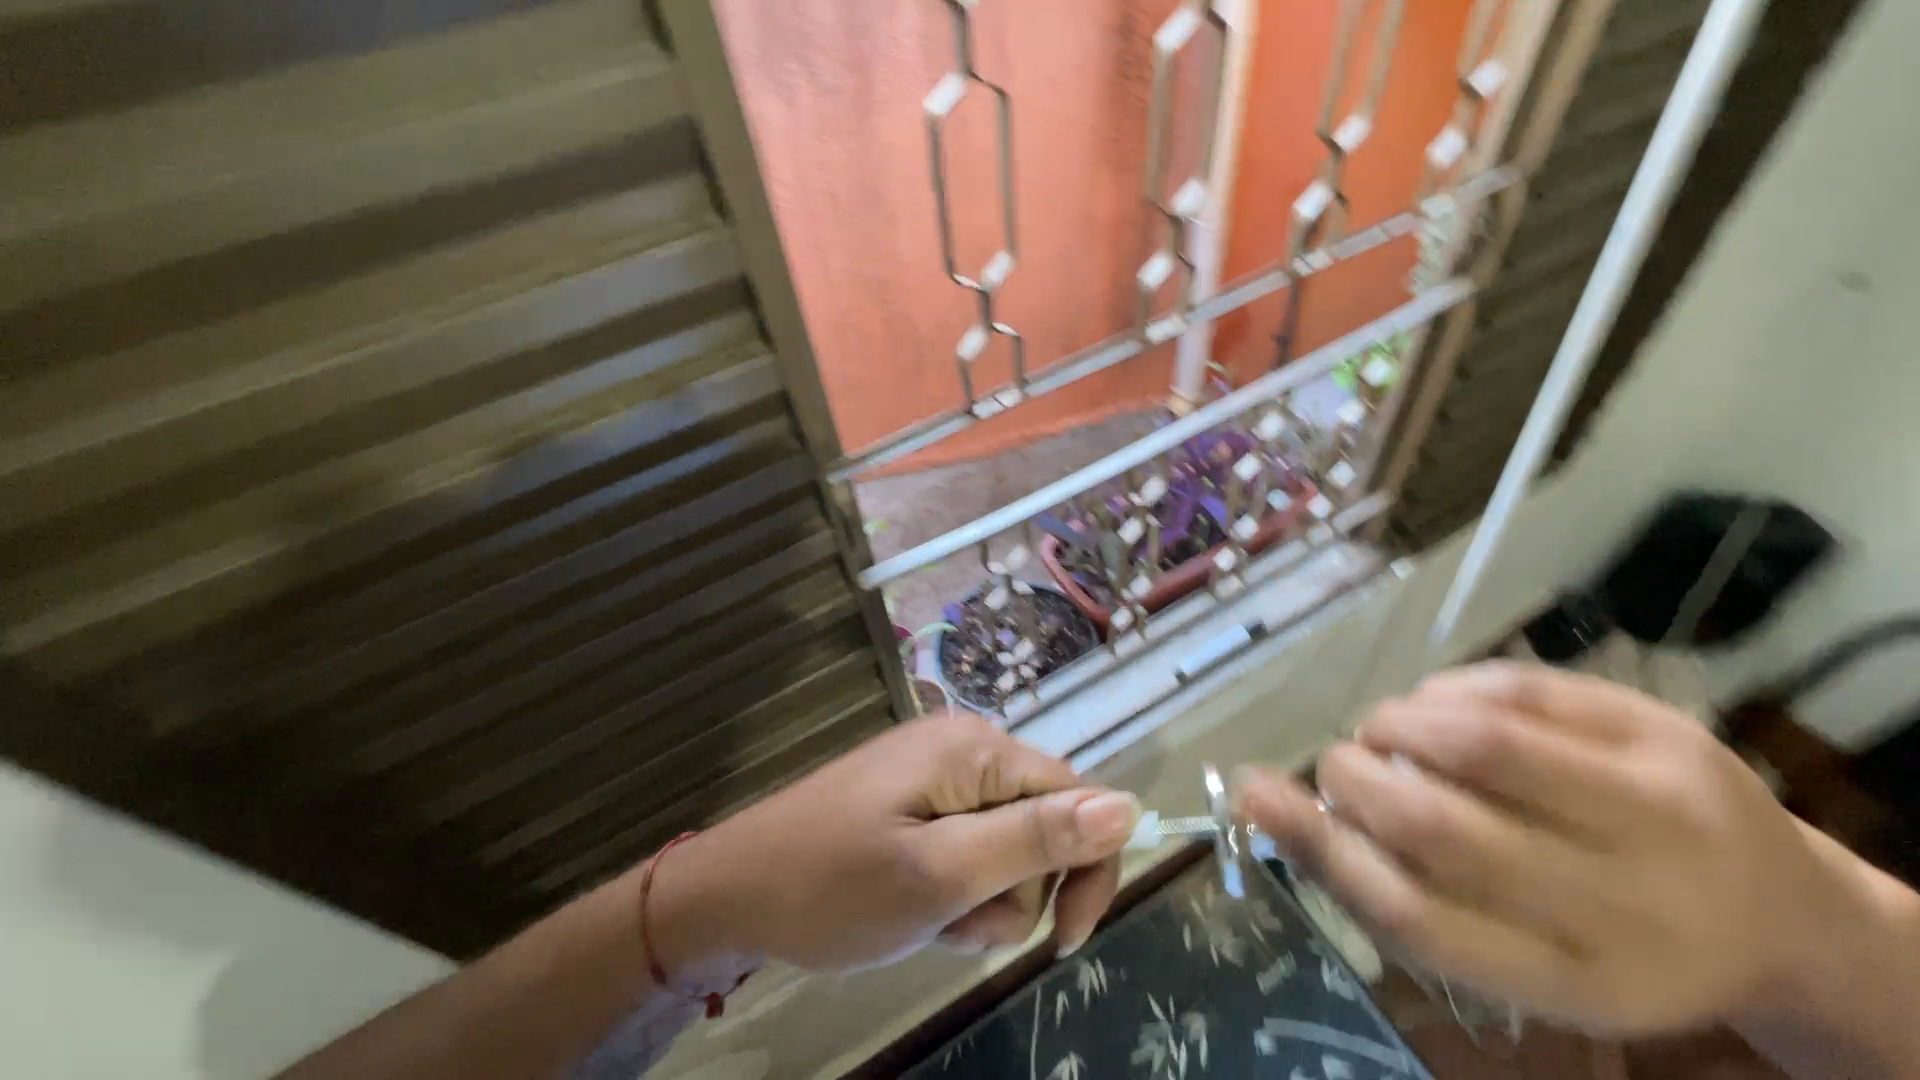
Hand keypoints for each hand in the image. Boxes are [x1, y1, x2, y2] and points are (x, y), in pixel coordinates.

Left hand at [648, 711, 1138, 979]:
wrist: (729, 895)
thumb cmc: (832, 888)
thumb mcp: (943, 874)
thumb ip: (1037, 839)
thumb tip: (1129, 806)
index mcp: (975, 750)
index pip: (1079, 797)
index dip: (1088, 869)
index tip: (1064, 942)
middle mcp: (962, 749)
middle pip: (1043, 825)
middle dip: (1017, 889)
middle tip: (958, 919)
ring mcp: (935, 777)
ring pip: (1007, 848)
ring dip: (982, 898)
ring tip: (927, 917)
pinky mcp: (915, 806)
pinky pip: (967, 850)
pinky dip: (954, 891)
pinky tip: (914, 909)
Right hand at [1236, 662, 1870, 1034]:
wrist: (1782, 917)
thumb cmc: (1612, 945)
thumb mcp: (1509, 952)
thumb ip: (1388, 888)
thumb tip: (1263, 798)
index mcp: (1576, 981)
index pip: (1413, 916)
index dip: (1320, 848)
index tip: (1258, 795)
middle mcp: (1628, 904)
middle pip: (1436, 824)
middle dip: (1352, 777)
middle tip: (1337, 766)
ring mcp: (1661, 808)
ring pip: (1474, 740)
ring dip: (1393, 723)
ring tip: (1383, 733)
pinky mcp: (1669, 732)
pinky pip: (1515, 687)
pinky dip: (1445, 690)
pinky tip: (1437, 707)